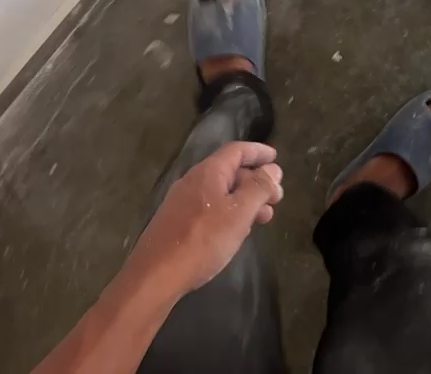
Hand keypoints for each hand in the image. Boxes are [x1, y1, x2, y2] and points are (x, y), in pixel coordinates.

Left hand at [130, 142, 283, 295]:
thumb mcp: (239, 213)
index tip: (276, 157)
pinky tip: (237, 233)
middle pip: (230, 172)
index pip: (237, 150)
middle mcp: (193, 182)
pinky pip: (209, 210)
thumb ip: (259, 188)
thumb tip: (273, 169)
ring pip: (220, 194)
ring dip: (245, 201)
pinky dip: (229, 214)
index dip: (258, 152)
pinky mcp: (175, 225)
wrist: (153, 279)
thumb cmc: (202, 240)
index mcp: (208, 172)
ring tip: (264, 219)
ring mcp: (181, 204)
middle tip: (277, 198)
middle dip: (256, 182)